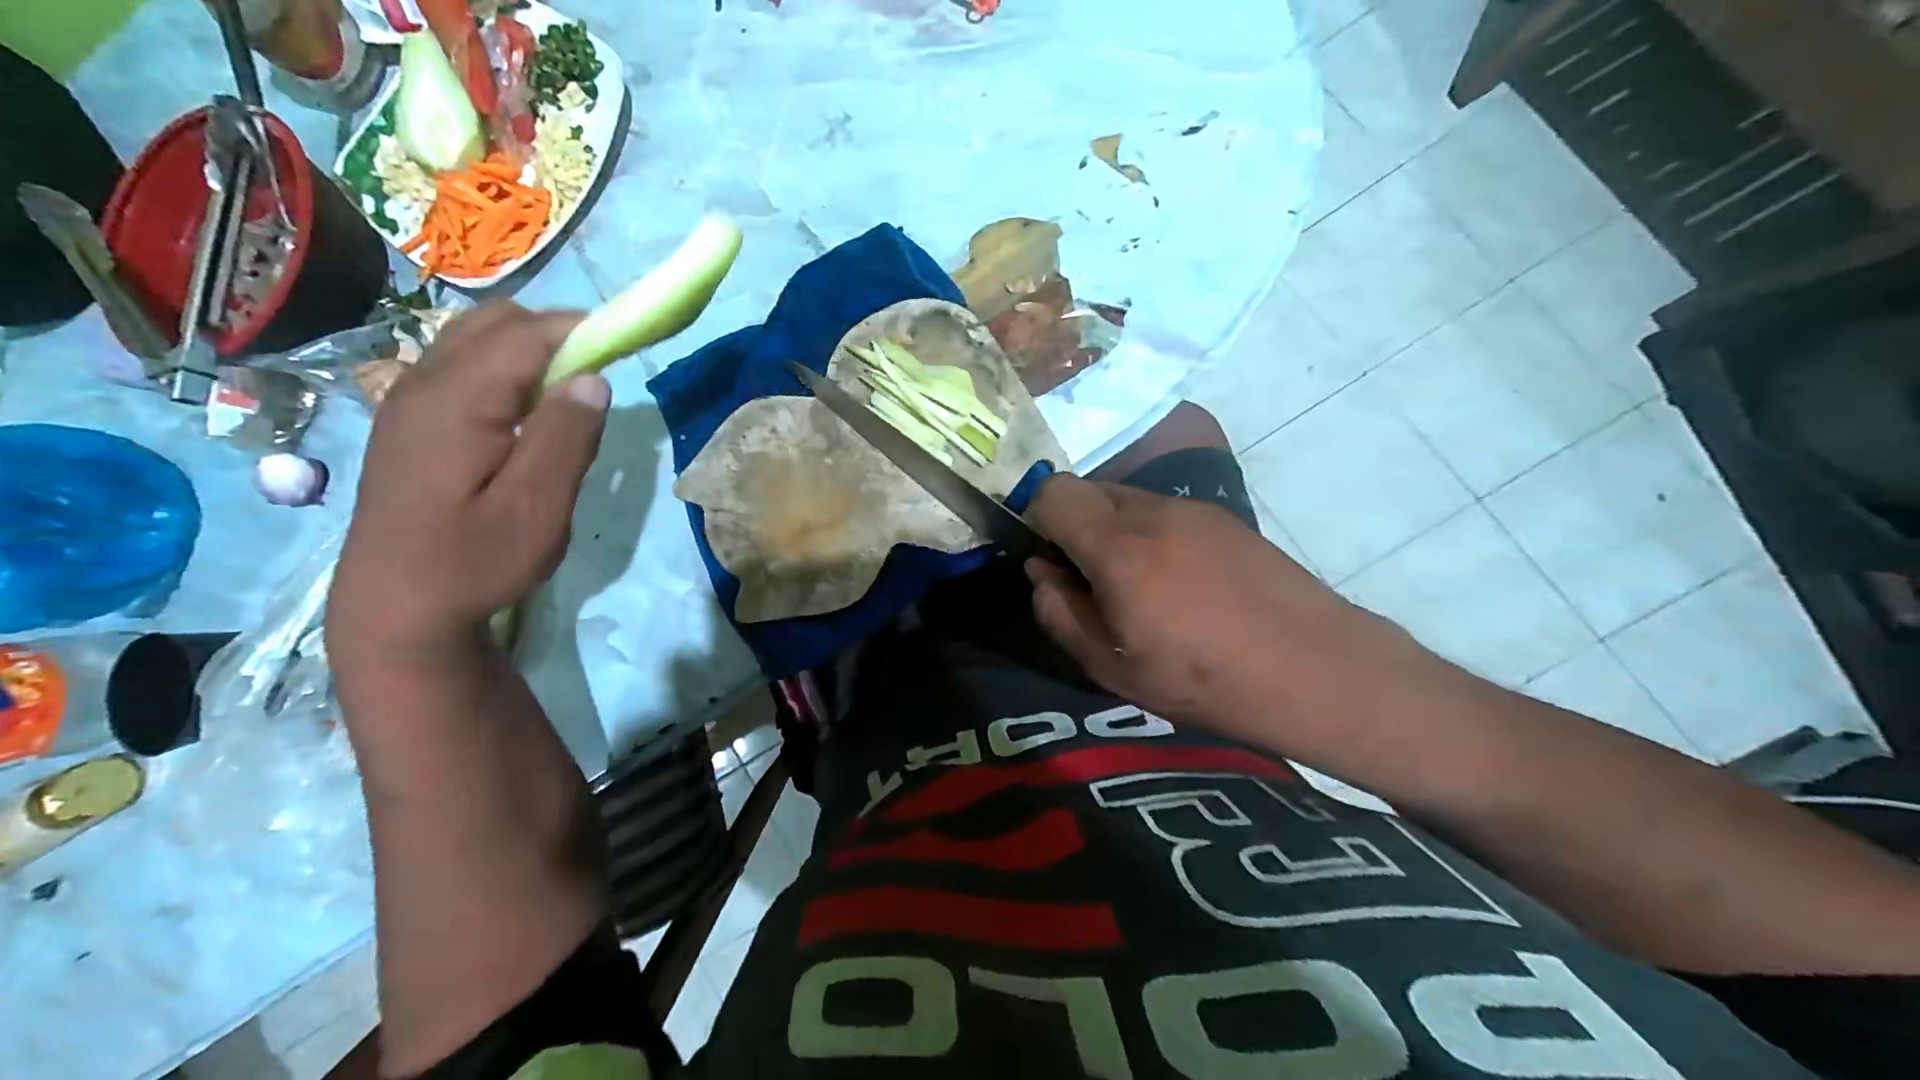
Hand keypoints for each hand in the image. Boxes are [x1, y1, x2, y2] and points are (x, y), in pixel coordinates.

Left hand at [328, 303, 608, 676]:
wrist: (397, 608)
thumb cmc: (474, 563)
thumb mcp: (537, 510)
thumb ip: (567, 438)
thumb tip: (592, 378)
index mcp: (456, 401)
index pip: (525, 334)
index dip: (580, 328)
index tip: (626, 340)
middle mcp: (423, 384)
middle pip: (494, 323)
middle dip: (555, 332)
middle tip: (597, 374)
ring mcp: (408, 400)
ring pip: (473, 339)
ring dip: (527, 349)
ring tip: (566, 395)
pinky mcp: (409, 420)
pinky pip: (459, 365)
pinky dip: (502, 368)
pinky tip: (525, 414)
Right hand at [1023, 474, 1450, 753]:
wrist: (1319, 671)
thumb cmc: (1205, 681)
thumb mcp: (1113, 668)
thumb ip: (1059, 613)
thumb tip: (1040, 571)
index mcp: (1119, 549)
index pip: (1053, 493)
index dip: (1036, 519)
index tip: (1046, 558)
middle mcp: (1153, 513)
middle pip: (1088, 490)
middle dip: (1073, 525)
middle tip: (1090, 581)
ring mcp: (1193, 509)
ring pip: (1126, 499)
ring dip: (1112, 530)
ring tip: (1139, 588)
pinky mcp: (1224, 517)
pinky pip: (1162, 511)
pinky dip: (1148, 534)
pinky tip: (1178, 583)